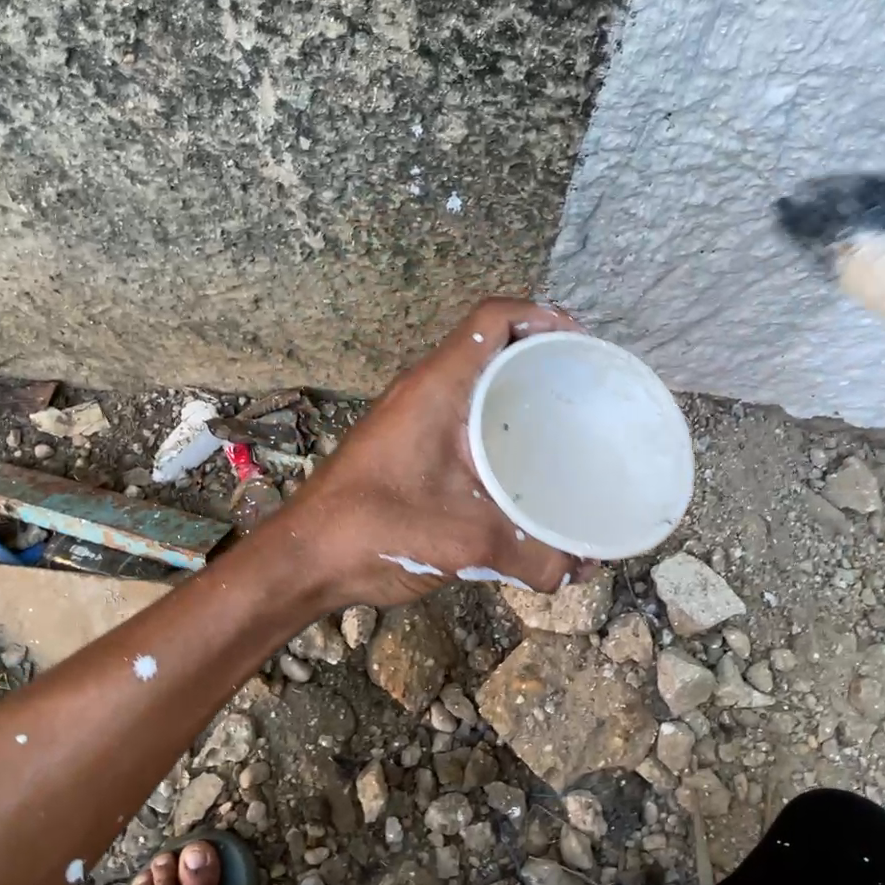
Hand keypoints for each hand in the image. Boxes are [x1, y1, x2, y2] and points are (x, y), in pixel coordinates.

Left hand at [275, 297, 588, 608]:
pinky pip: (460, 417)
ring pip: (473, 384)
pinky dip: (493, 427)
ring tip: (561, 424)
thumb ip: (531, 555)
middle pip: (489, 346)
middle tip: (582, 388)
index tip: (582, 344)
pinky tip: (516, 467)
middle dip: (538, 357)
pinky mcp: (405, 445)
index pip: (492, 318)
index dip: (542, 315)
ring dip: (514, 394)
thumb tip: (581, 569)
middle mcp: (423, 390)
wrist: (302, 558)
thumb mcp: (464, 541)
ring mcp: (410, 417)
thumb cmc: (373, 530)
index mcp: (437, 387)